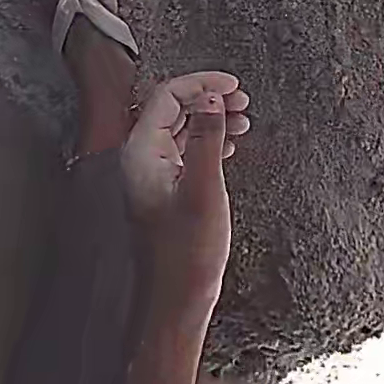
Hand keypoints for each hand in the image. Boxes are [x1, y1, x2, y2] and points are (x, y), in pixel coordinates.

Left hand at [120, 73, 249, 313]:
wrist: (177, 299)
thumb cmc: (187, 252)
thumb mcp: (204, 187)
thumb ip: (206, 137)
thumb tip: (212, 97)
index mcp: (142, 152)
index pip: (168, 96)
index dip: (201, 84)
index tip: (233, 86)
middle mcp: (142, 157)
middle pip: (173, 108)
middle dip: (208, 98)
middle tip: (241, 100)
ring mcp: (152, 173)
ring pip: (181, 127)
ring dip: (211, 117)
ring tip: (242, 118)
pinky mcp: (165, 187)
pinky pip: (185, 148)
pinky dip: (208, 139)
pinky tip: (228, 143)